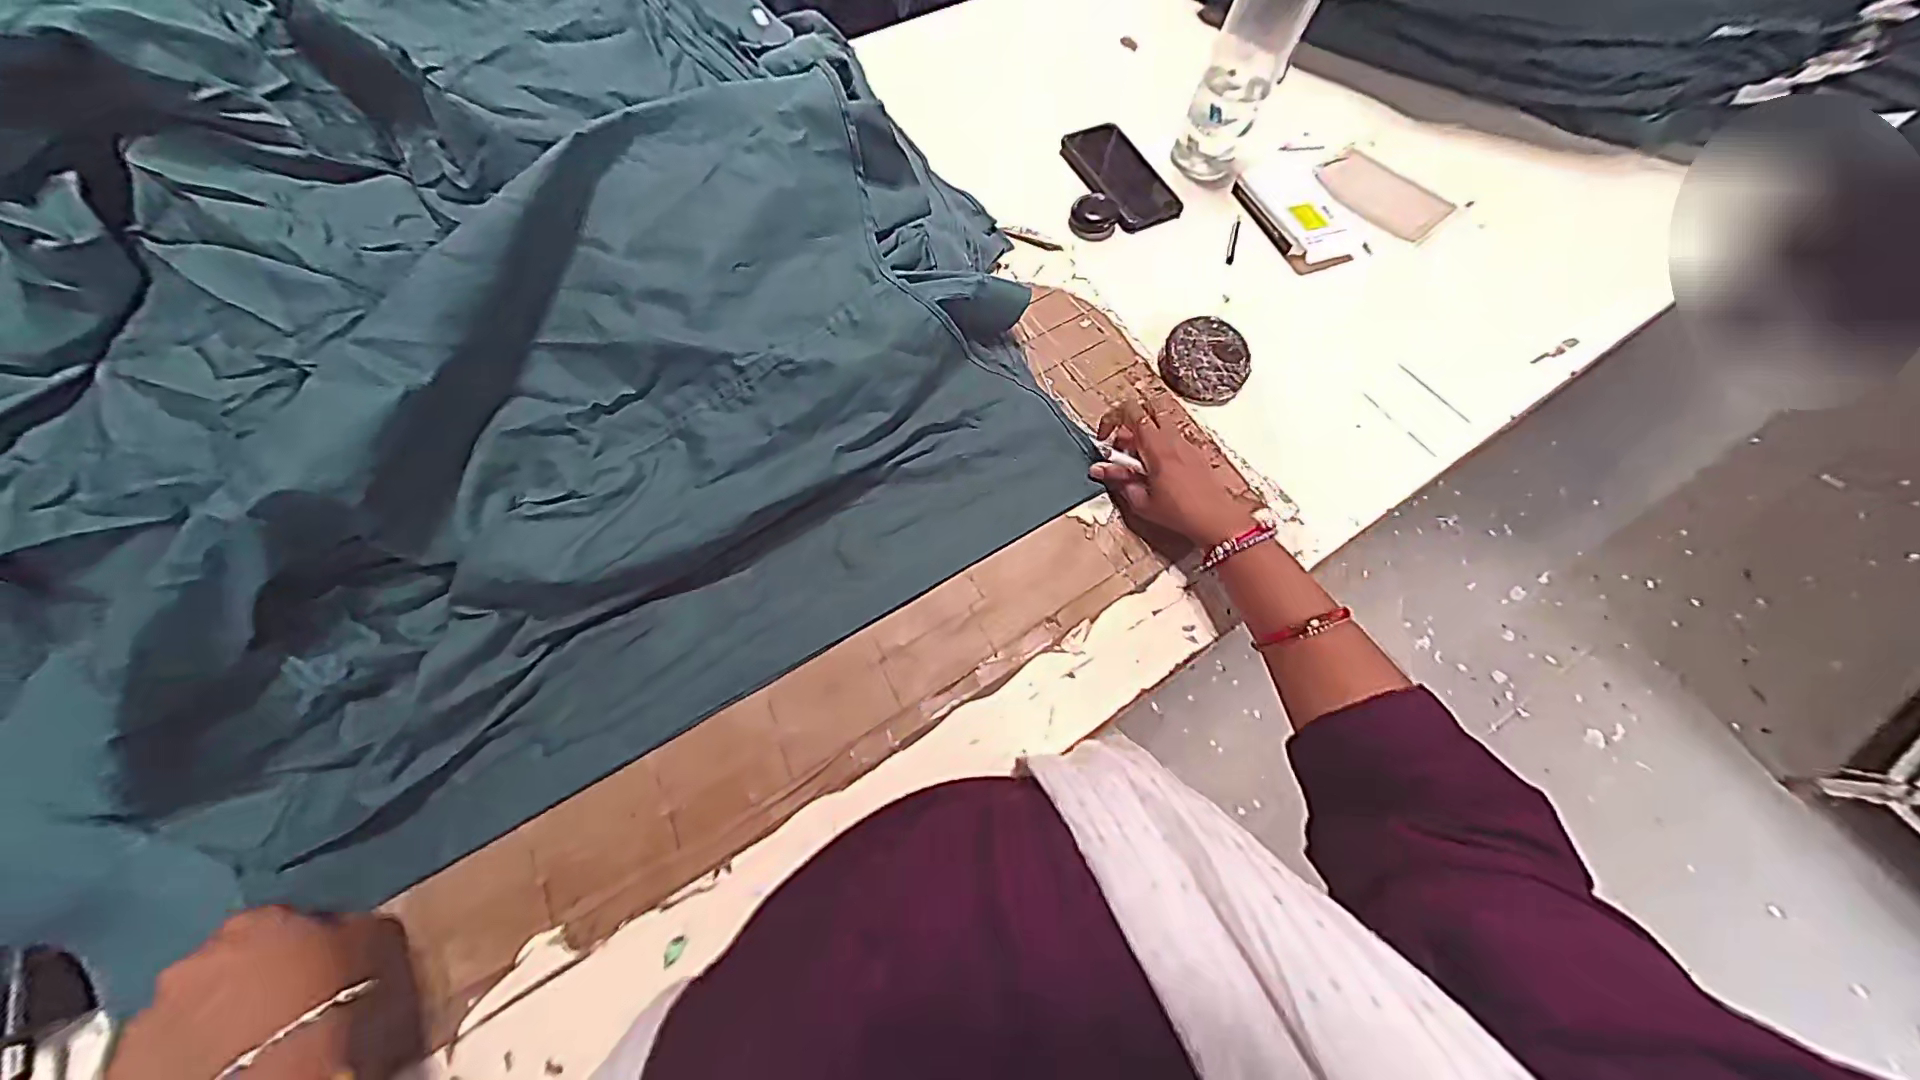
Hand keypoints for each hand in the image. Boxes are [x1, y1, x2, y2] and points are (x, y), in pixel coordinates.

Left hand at [108, 907, 422, 1079]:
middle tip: (281, 1001)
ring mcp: (146, 1020)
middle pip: (225, 960)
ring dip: (214, 1016)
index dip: (299, 939)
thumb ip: (350, 923)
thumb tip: (336, 926)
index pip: (277, 917)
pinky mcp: (120, 1071)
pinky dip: (188, 1056)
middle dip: (247, 976)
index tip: (318, 961)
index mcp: (256, 921)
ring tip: (250, 1041)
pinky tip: (222, 1066)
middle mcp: (193, 960)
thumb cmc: (340, 998)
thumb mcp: (376, 940)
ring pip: (190, 1007)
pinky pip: (162, 1052)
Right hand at [1089, 398, 1256, 546]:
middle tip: (1120, 449)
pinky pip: (1172, 440)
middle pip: (1146, 412)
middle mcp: (1173, 440)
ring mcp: (1187, 445)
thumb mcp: (1141, 502)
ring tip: (1137, 466)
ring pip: (1159, 426)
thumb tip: (1100, 469)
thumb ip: (1119, 480)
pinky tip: (1156, 473)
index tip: (1105, 437)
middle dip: (1128, 426)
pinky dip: (1158, 448)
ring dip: (1143, 438)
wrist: (1217, 521)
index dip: (1111, 419)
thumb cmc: (1182, 513)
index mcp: (1157, 447)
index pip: (1130, 412)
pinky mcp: (1195, 454)